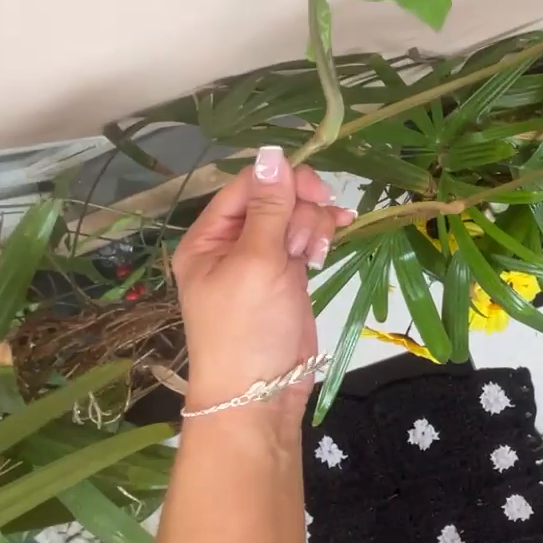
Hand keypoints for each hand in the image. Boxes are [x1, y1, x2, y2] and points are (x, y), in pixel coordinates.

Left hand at [172, 146, 352, 425]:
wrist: (261, 391)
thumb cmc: (248, 326)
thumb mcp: (257, 261)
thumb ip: (269, 206)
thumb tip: (274, 152)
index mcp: (209, 236)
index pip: (251, 184)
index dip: (287, 183)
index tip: (318, 196)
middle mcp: (234, 241)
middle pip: (280, 197)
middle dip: (303, 212)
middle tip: (307, 244)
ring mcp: (263, 257)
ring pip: (300, 215)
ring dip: (316, 227)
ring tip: (315, 256)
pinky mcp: (288, 272)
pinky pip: (310, 236)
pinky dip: (325, 236)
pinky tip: (334, 245)